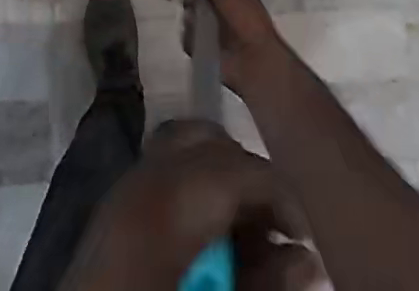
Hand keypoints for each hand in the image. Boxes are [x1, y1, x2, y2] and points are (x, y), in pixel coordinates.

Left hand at [63, 121, 320, 290]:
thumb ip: (262, 284)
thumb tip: (305, 259)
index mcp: (168, 200)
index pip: (239, 166)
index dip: (280, 194)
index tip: (300, 236)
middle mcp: (143, 176)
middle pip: (208, 141)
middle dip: (249, 178)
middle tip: (272, 231)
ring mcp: (122, 185)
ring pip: (183, 147)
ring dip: (221, 176)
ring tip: (241, 232)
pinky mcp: (112, 204)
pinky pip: (162, 169)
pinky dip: (192, 185)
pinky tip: (205, 233)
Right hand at [185, 0, 288, 96]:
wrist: (252, 56)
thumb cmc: (245, 18)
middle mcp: (222, 11)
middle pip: (196, 1)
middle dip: (191, 2)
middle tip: (191, 6)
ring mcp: (213, 31)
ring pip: (190, 19)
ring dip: (190, 21)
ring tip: (197, 25)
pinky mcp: (205, 48)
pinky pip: (188, 39)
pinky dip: (190, 38)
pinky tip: (198, 38)